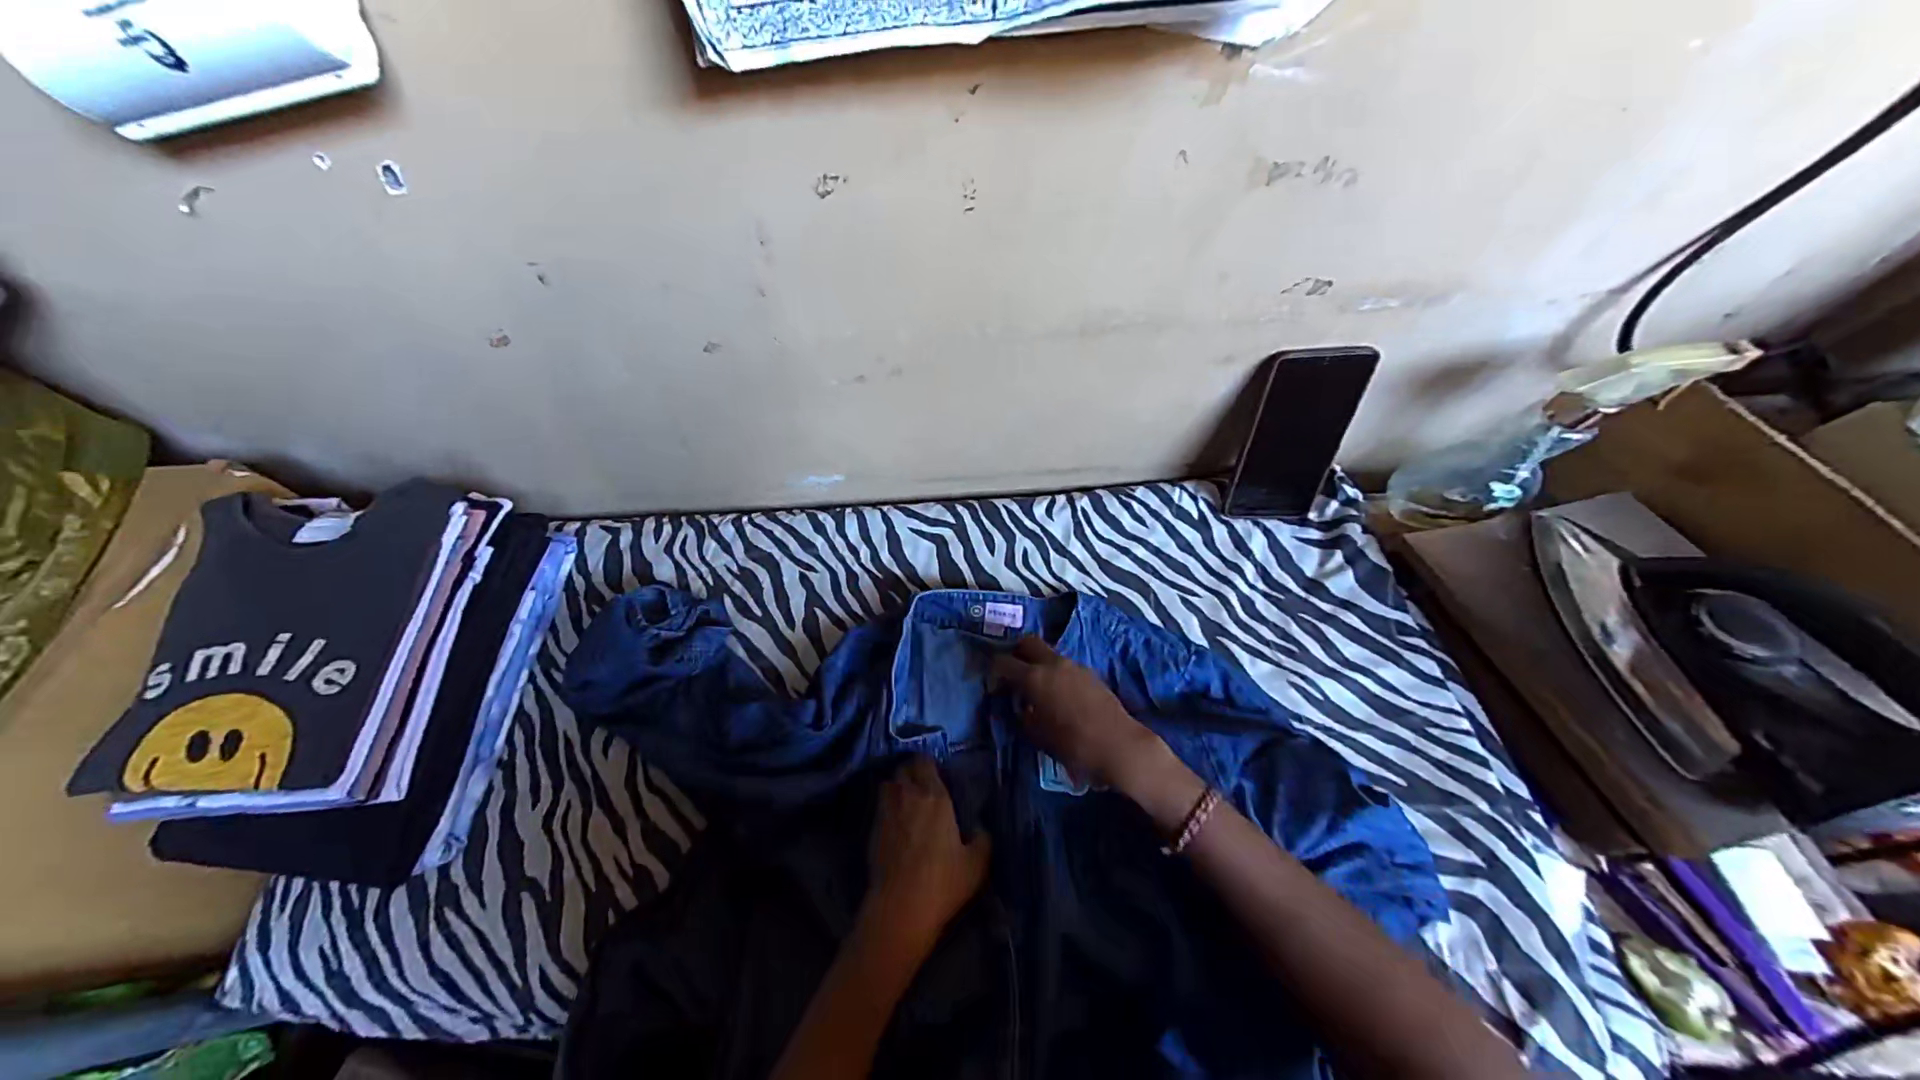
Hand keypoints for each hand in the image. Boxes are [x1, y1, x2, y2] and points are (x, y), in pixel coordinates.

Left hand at [863, 756, 991, 947]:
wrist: (900, 907)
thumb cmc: (943, 882)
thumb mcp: (977, 864)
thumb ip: (982, 839)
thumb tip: (979, 827)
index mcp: (936, 798)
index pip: (925, 763)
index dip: (929, 764)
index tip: (937, 774)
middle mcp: (908, 796)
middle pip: (903, 769)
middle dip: (911, 771)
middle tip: (921, 784)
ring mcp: (886, 812)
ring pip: (887, 784)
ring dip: (896, 786)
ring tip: (906, 799)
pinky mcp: (872, 830)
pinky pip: (879, 806)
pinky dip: (886, 806)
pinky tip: (895, 821)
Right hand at [992, 637, 1169, 791]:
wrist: (1118, 745)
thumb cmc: (1072, 744)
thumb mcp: (1037, 734)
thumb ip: (1023, 715)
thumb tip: (1020, 705)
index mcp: (1034, 677)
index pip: (1004, 663)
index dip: (994, 672)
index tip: (992, 685)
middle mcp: (1053, 664)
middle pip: (1028, 642)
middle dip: (1016, 652)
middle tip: (1011, 673)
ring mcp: (1075, 666)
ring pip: (1049, 654)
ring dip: (1038, 664)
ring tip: (1035, 688)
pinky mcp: (1090, 674)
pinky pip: (1065, 666)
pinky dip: (1055, 673)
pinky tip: (1057, 694)